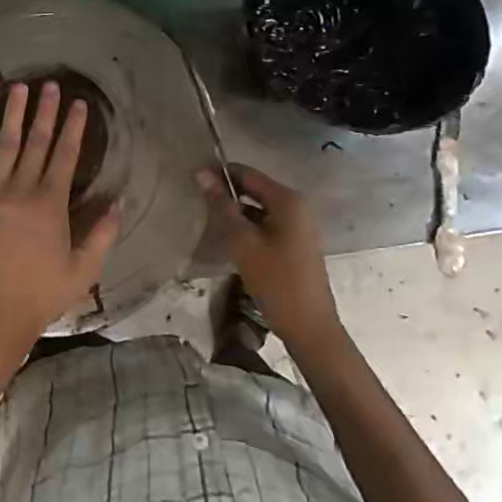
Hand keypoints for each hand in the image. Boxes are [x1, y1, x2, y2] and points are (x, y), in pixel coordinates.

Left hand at [0, 82, 121, 359]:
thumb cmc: (42, 293)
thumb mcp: (84, 269)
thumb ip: (103, 234)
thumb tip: (119, 202)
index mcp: (51, 204)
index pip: (66, 155)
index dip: (74, 128)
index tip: (79, 104)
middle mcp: (22, 191)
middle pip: (36, 142)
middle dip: (46, 112)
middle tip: (50, 84)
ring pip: (4, 146)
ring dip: (12, 115)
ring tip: (18, 88)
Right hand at [197, 164, 339, 344]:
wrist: (309, 327)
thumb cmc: (276, 282)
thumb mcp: (244, 243)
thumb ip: (222, 207)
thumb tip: (201, 173)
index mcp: (287, 200)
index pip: (247, 173)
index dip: (219, 173)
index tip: (191, 179)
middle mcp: (296, 206)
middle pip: (254, 189)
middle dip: (226, 193)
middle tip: (195, 201)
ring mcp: (298, 226)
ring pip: (259, 208)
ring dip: (235, 212)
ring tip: (205, 219)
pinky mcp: (295, 243)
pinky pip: (266, 224)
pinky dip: (247, 227)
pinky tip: (227, 240)